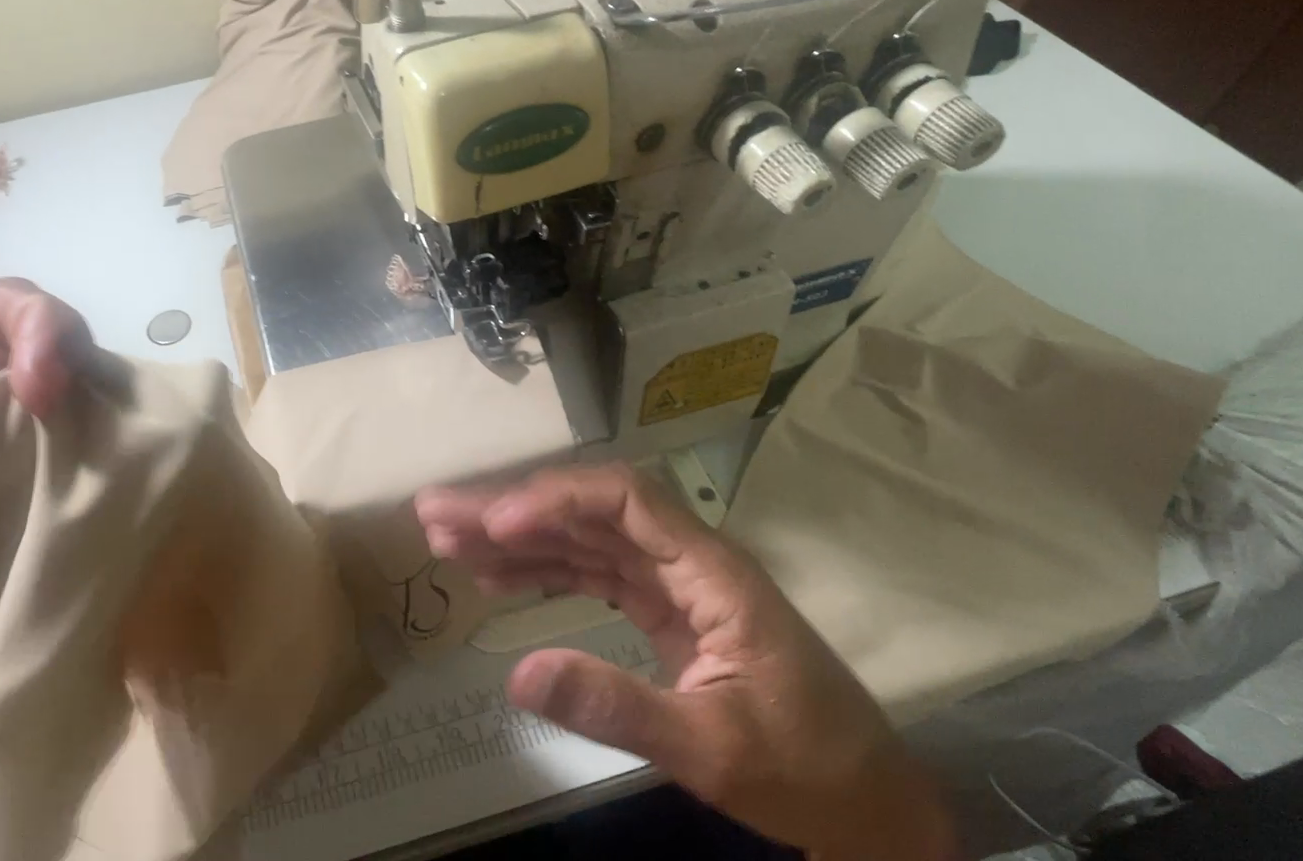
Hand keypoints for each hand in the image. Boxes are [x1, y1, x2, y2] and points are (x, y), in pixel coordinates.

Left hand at [0, 277, 93, 706]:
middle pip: (53, 365)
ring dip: (103, 446)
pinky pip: (65, 501)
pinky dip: (93, 504)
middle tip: (102, 449)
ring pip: (72, 431)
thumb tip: (21, 403)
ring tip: (111, 492)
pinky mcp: (5, 535)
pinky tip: (98, 531)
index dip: (39, 329)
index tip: (44, 394)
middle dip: (87, 387)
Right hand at [415, 463, 958, 860]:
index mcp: (710, 571)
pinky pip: (592, 576)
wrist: (865, 802)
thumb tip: (517, 674)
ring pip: (583, 541)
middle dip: (511, 510)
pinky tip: (496, 578)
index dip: (556, 500)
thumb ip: (616, 707)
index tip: (496, 524)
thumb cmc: (803, 767)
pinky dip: (542, 572)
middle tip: (437, 514)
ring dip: (516, 538)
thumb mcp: (709, 747)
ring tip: (447, 541)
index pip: (625, 501)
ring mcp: (673, 585)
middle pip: (589, 512)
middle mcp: (686, 561)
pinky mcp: (663, 611)